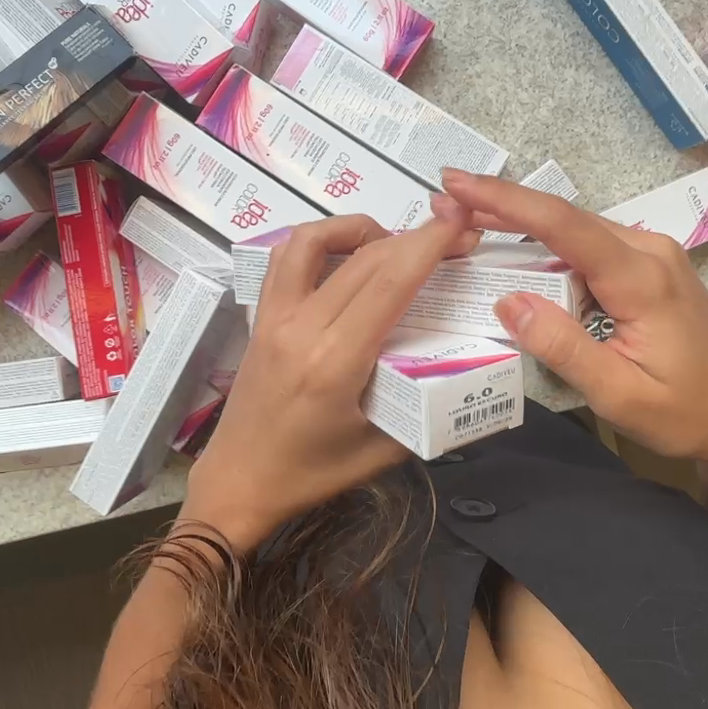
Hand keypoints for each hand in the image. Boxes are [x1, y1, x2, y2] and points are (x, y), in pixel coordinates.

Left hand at [183, 209, 479, 551]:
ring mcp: (273, 317)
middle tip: (449, 238)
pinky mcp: (259, 316)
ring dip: (358, 228)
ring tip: (390, 243)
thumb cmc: (310, 474)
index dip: (429, 245)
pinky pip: (285, 259)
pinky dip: (318, 241)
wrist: (239, 482)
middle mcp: (301, 328)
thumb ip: (425, 409)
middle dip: (414, 238)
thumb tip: (467, 371)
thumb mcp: (382, 451)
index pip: (389, 283)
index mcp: (335, 363)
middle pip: (364, 258)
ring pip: (314, 242)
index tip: (461, 226)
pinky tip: (343, 256)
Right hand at [435, 169, 707, 482]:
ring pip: (576, 231)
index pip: (562, 223)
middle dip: (501, 207)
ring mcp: (653, 256)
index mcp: (641, 277)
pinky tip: (521, 258)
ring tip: (470, 227)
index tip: (457, 182)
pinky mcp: (650, 269)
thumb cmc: (688, 414)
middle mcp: (648, 251)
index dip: (504, 199)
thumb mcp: (619, 395)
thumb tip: (507, 300)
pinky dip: (549, 249)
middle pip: (564, 218)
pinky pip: (590, 248)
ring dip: (523, 228)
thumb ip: (563, 347)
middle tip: (445, 205)